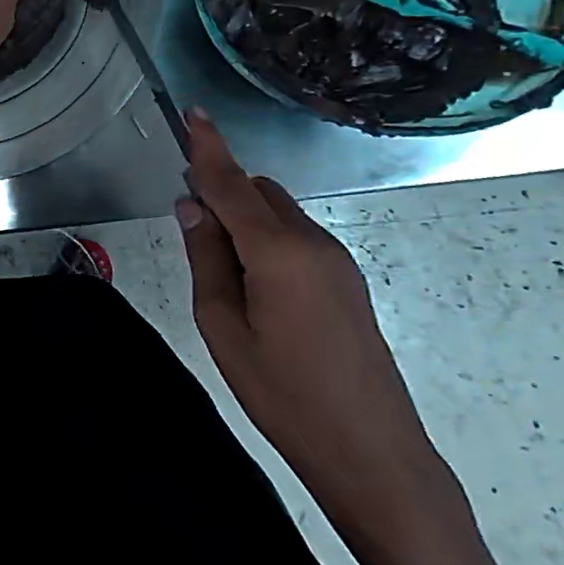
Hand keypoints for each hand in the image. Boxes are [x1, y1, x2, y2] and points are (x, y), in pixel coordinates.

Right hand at [176, 109, 431, 475]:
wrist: (371, 452)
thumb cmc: (283, 393)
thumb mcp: (222, 327)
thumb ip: (205, 257)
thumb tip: (192, 206)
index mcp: (277, 251)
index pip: (231, 183)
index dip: (207, 147)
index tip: (193, 112)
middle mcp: (312, 241)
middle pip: (257, 189)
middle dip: (222, 191)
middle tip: (193, 229)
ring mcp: (337, 258)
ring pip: (279, 210)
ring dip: (245, 215)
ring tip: (225, 269)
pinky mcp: (347, 277)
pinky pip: (297, 234)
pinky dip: (268, 236)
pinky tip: (258, 284)